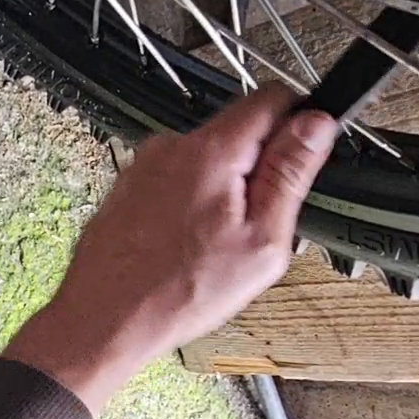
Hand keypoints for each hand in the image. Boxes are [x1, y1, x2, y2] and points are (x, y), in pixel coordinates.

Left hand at [2, 87, 339, 413]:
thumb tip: (315, 125)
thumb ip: (290, 174)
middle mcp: (168, 149)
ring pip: (203, 163)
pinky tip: (180, 249)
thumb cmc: (173, 294)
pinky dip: (185, 209)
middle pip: (235, 133)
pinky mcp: (125, 191)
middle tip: (251, 226)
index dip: (299, 123)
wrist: (102, 320)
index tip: (303, 156)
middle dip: (256, 171)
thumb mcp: (260, 242)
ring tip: (209, 247)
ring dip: (219, 194)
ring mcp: (140, 169)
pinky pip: (171, 185)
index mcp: (209, 153)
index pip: (272, 98)